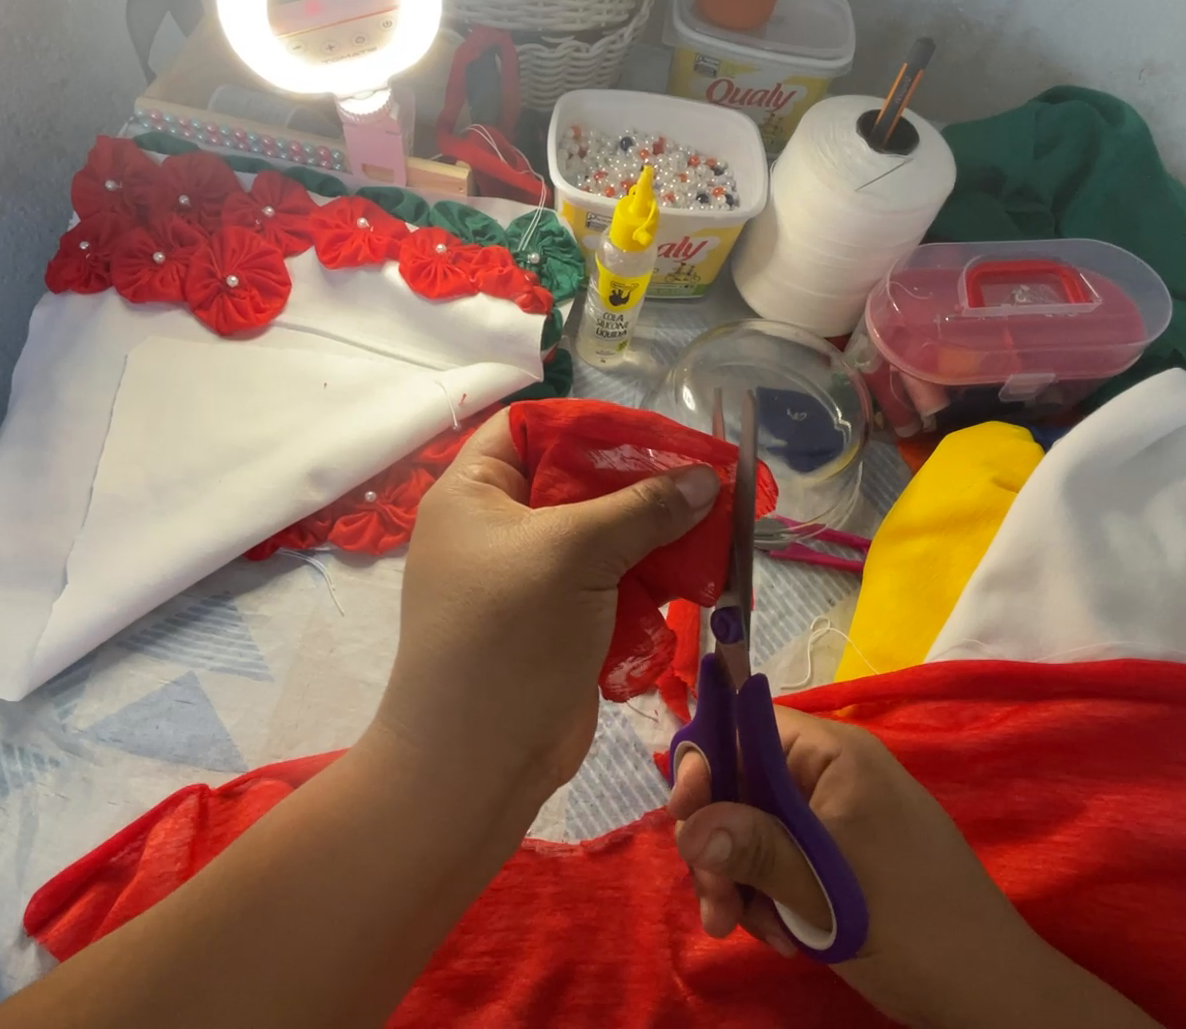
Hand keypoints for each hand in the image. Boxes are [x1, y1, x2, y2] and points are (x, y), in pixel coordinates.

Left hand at [375, 408, 720, 800]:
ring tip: (710, 530)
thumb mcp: (572, 554)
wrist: (478, 761)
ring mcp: (530, 578)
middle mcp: (499, 528)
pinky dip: (645, 581)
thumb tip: (704, 477)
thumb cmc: (509, 636)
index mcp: (476, 493)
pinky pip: (609, 583)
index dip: (586, 424)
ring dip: (652, 537)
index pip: (529, 428)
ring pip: (601, 536)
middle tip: (701, 483)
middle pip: (576, 482)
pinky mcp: (559, 620)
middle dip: (638, 485)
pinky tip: (689, 581)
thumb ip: (641, 509)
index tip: (652, 437)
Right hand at [670, 708, 1160, 1028]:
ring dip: (737, 878)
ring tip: (750, 930)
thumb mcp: (825, 889)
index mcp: (832, 754)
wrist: (995, 997)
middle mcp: (827, 772)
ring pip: (749, 825)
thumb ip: (753, 847)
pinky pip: (773, 855)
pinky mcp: (831, 851)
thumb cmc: (916, 927)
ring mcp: (829, 812)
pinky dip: (764, 893)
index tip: (683, 815)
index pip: (744, 725)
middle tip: (716, 903)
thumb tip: (686, 825)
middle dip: (717, 841)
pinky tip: (781, 933)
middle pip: (738, 783)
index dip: (706, 762)